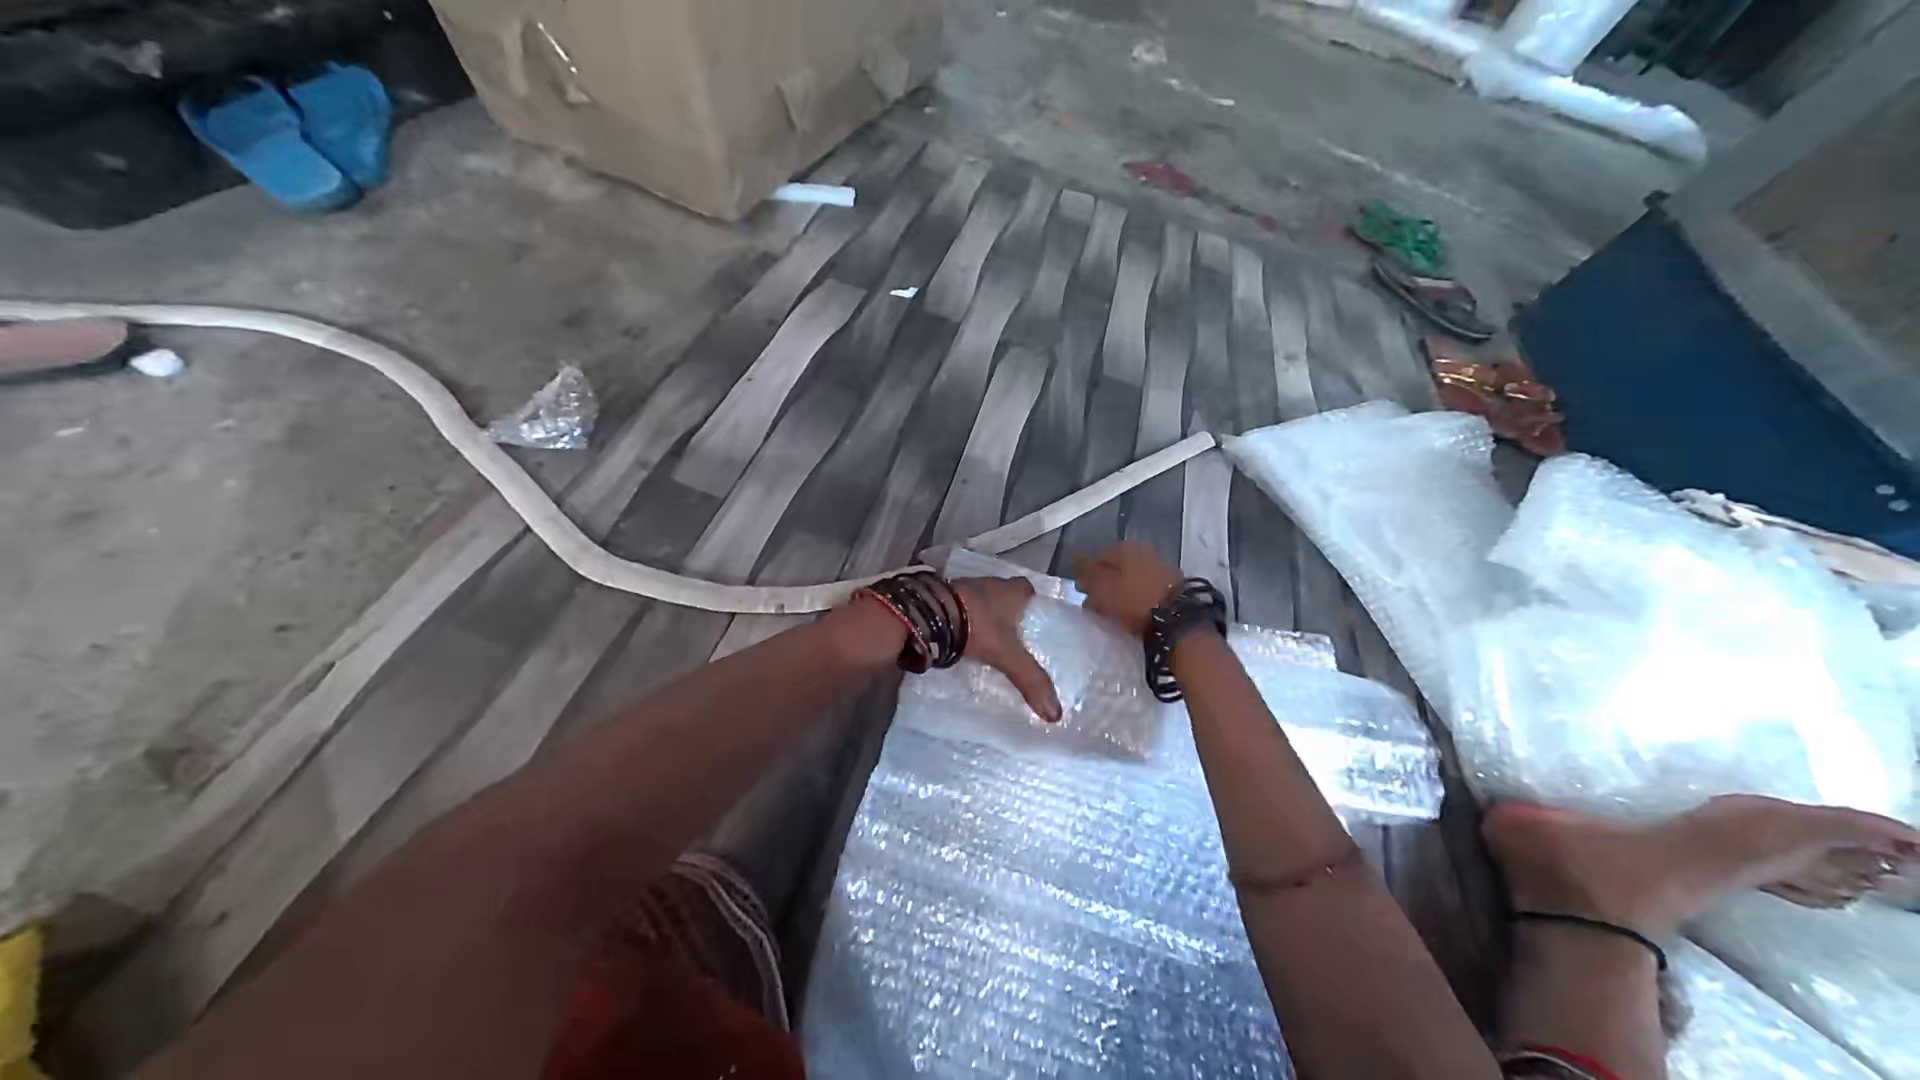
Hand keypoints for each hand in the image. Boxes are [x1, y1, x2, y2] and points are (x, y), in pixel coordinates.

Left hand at [953, 576, 1061, 723]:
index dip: (1033, 605)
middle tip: (1015, 638)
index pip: (1029, 591)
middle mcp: (991, 583)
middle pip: (1006, 597)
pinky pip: (963, 608)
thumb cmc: (976, 626)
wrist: (929, 614)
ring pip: (983, 603)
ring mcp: (965, 588)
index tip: (1035, 624)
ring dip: (987, 618)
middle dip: (1010, 615)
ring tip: (991, 641)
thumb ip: (1030, 680)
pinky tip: (966, 638)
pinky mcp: (945, 597)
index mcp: (1012, 590)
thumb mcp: (1006, 655)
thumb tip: (1055, 714)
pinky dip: (967, 620)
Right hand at [1072, 541, 1183, 638]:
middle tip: (1098, 603)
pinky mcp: (1173, 585)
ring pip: (1133, 578)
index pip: (1098, 557)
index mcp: (1125, 548)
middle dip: (1106, 583)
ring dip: (1123, 591)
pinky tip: (1134, 612)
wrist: (1175, 619)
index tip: (1084, 593)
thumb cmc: (1132, 601)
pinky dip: (1138, 598)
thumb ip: (1086, 573)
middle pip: (1117, 567)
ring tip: (1115, 611)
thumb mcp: (1101, 588)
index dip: (1088, 576)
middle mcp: (1144, 551)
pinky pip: (1147, 589)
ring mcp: (1161, 567)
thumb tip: (1077, 561)